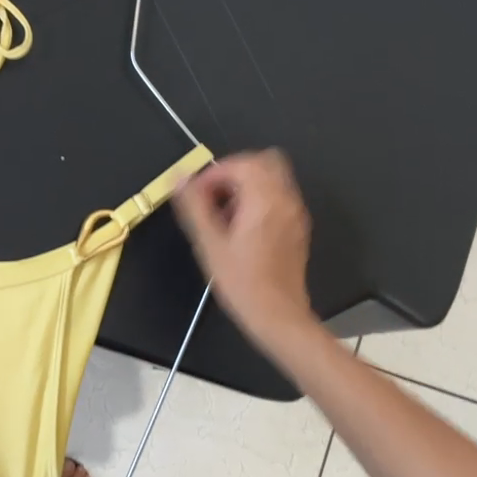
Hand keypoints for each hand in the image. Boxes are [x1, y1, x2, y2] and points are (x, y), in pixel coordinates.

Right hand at [173, 149, 318, 344]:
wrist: (277, 314)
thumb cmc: (241, 282)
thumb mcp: (209, 244)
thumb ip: (194, 207)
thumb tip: (179, 178)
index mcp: (265, 200)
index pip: (241, 164)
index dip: (214, 174)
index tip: (196, 196)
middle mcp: (286, 199)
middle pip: (263, 162)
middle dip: (233, 173)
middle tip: (212, 197)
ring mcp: (295, 213)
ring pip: (272, 179)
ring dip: (245, 186)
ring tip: (223, 215)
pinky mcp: (297, 228)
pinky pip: (278, 198)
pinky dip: (258, 199)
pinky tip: (240, 228)